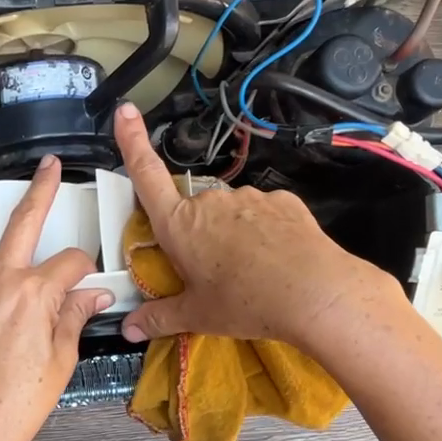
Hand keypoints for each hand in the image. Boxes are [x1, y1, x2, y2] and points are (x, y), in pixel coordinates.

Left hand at [0, 156, 113, 440]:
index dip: (87, 269)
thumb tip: (94, 295)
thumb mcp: (62, 358)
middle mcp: (2, 281)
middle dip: (39, 190)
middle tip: (48, 165)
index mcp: (36, 293)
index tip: (92, 284)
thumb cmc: (22, 399)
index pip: (71, 262)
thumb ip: (74, 317)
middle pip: (24, 223)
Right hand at [112, 102, 402, 350]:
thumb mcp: (196, 315)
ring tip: (249, 272)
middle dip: (197, 235)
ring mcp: (248, 198)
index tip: (125, 110)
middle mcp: (210, 202)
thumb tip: (127, 329)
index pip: (146, 175)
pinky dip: (262, 233)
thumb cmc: (245, 303)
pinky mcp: (282, 201)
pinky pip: (261, 215)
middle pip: (192, 211)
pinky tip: (274, 260)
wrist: (316, 293)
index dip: (132, 141)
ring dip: (231, 235)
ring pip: (228, 214)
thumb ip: (158, 319)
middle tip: (211, 273)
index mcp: (179, 225)